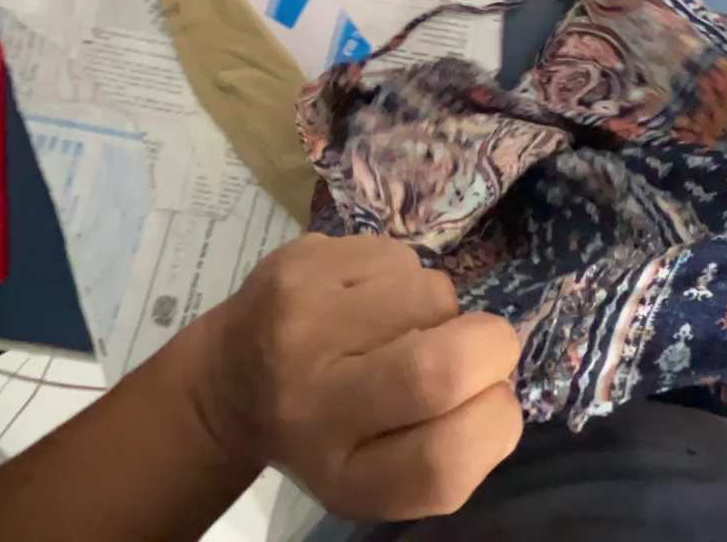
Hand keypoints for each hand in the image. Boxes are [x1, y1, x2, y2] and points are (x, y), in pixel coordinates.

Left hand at [182, 234, 523, 520]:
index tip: (493, 401)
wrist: (226, 379)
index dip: (494, 424)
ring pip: (430, 292)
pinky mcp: (297, 261)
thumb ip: (445, 448)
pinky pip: (398, 253)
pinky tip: (369, 295)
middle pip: (438, 369)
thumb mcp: (376, 473)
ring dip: (441, 307)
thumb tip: (500, 382)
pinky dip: (405, 274)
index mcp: (339, 473)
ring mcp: (300, 320)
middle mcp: (311, 401)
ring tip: (402, 323)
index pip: (441, 463)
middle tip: (482, 344)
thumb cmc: (321, 432)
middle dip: (490, 346)